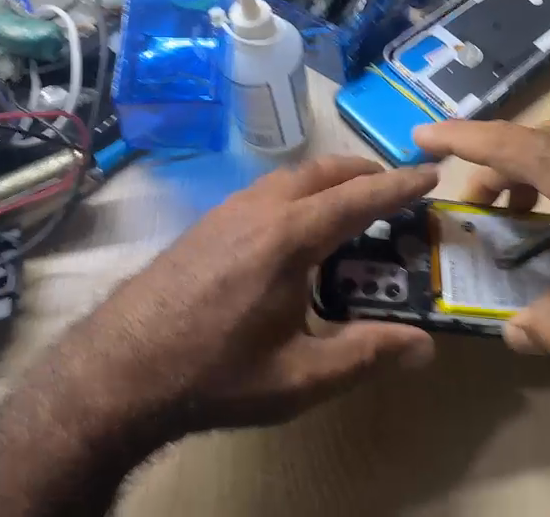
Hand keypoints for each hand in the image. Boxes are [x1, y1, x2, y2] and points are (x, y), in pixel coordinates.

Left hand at [80, 156, 438, 433]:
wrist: (117, 370)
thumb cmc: (214, 374)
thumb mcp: (298, 378)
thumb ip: (365, 355)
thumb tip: (425, 347)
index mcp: (291, 237)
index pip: (361, 197)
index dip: (401, 184)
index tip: (432, 171)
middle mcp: (263, 208)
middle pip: (326, 171)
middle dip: (366, 172)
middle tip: (396, 188)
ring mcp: (230, 209)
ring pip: (293, 176)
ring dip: (331, 180)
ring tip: (351, 205)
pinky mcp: (208, 220)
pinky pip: (268, 189)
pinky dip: (300, 192)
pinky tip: (296, 227)